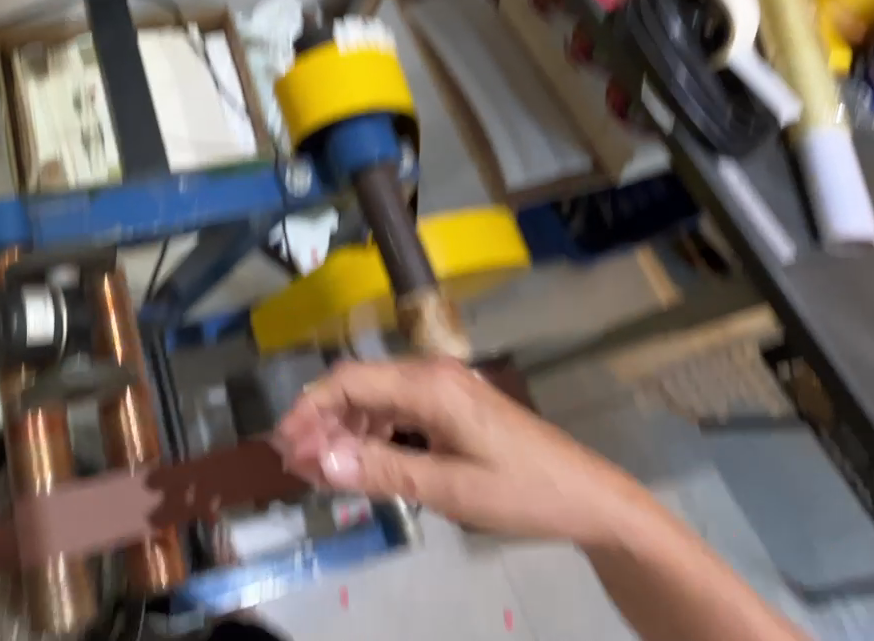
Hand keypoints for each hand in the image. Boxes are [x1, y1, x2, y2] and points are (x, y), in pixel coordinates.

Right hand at [273, 358, 646, 544]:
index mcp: (429, 385)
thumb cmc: (523, 491)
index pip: (349, 382)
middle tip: (297, 464)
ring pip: (374, 400)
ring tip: (322, 468)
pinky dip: (371, 435)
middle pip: (357, 387)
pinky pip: (396, 412)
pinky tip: (361, 462)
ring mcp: (441, 388)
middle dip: (322, 422)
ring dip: (344, 430)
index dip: (310, 409)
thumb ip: (383, 471)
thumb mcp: (450, 489)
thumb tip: (319, 460)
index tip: (283, 444)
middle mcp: (429, 375)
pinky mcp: (449, 406)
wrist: (590, 498)